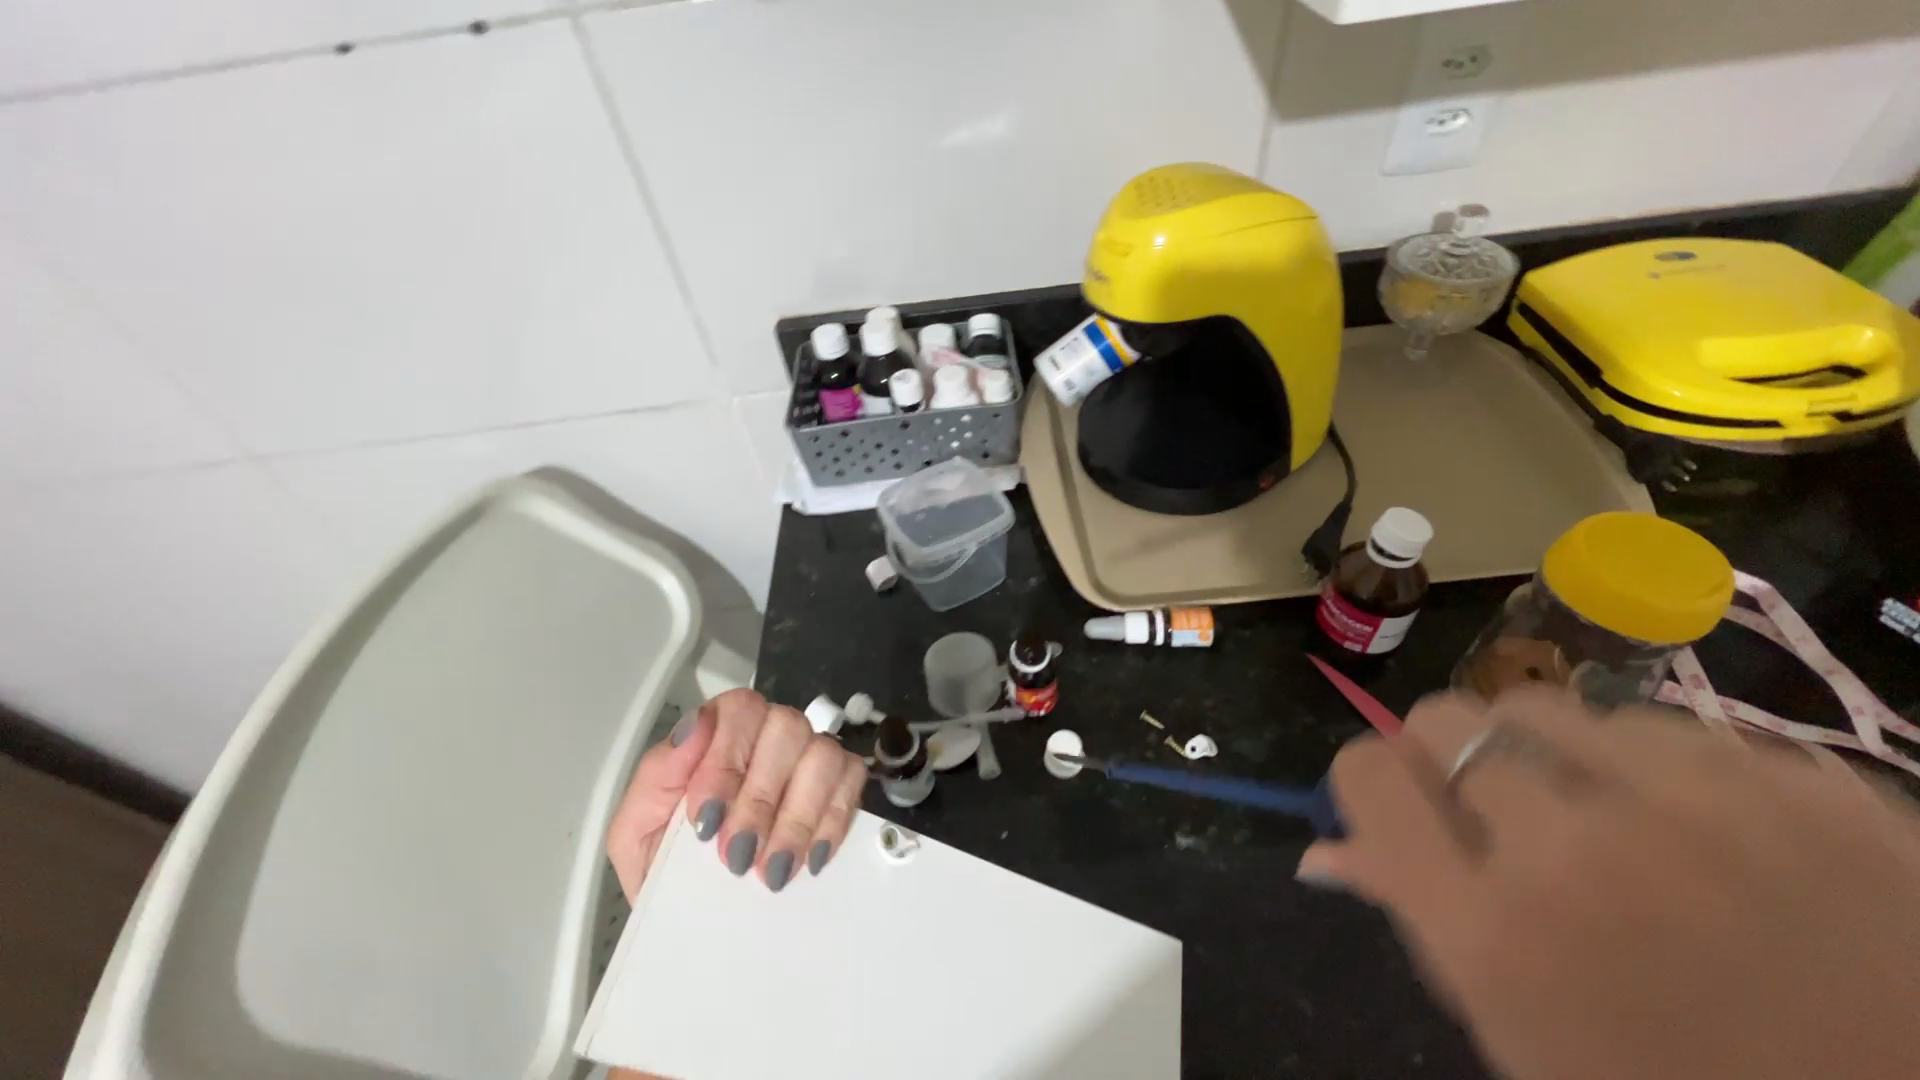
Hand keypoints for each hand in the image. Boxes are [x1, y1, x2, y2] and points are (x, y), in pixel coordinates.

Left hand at [605, 688, 867, 899]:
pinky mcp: (840, 784)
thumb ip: (657, 775)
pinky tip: (809, 860)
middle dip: (760, 799)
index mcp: (717, 731)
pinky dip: (832, 823)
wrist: (693, 921)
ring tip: (773, 871)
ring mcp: (808, 755)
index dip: (725, 762)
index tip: (706, 823)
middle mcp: (768, 731)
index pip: (736, 713)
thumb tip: (693, 727)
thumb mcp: (637, 829)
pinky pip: (851, 782)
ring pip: (823, 756)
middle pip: (786, 729)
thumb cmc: (663, 866)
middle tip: (737, 858)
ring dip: (797, 817)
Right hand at [1303, 688, 1919, 1079]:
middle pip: (1442, 720)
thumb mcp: (1520, 1035)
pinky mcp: (1797, 782)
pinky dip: (1641, 763)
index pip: (1368, 773)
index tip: (1400, 802)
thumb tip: (1325, 850)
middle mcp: (1574, 850)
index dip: (1372, 780)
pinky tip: (1689, 823)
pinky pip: (1654, 724)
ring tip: (1591, 808)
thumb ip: (1418, 919)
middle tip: (1492, 806)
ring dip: (1539, 751)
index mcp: (1494, 931)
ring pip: (1538, 705)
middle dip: (1447, 758)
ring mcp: (1693, 805)